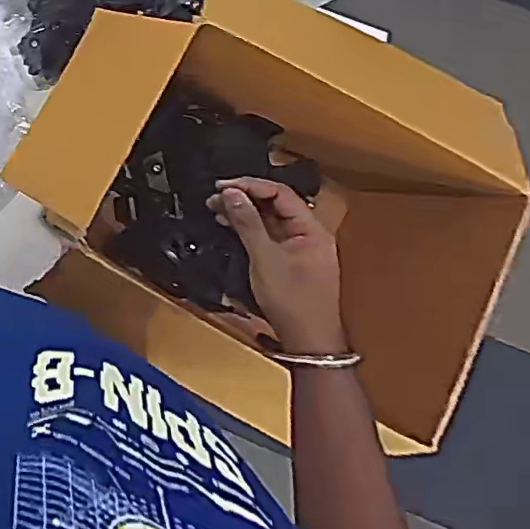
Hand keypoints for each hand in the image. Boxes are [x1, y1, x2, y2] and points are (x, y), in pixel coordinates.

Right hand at [207, 177, 345, 353]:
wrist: (308, 342)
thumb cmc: (296, 305)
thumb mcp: (264, 258)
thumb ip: (247, 223)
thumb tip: (233, 194)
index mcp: (312, 230)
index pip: (280, 192)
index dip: (251, 185)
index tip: (226, 186)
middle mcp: (310, 235)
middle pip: (275, 204)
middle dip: (245, 197)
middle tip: (218, 196)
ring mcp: (301, 248)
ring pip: (270, 219)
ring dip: (245, 212)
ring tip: (219, 208)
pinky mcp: (291, 260)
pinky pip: (269, 235)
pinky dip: (250, 228)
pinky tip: (233, 226)